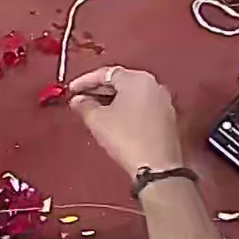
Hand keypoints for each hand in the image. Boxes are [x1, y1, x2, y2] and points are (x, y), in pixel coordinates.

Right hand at [69, 66, 185, 174]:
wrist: (156, 166)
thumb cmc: (127, 138)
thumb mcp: (97, 120)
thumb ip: (83, 105)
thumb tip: (78, 100)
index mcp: (137, 79)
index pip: (106, 73)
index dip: (85, 81)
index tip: (71, 89)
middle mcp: (153, 85)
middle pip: (120, 82)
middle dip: (97, 90)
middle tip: (79, 99)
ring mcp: (162, 102)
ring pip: (130, 95)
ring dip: (110, 100)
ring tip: (91, 110)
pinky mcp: (166, 118)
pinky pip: (140, 106)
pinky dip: (124, 109)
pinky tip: (111, 120)